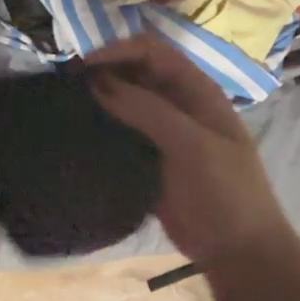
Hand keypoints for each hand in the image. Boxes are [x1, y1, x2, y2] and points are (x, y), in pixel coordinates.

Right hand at [85, 36, 297, 266]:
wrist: (237, 249)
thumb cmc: (224, 192)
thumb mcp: (191, 146)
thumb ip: (148, 110)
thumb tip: (97, 82)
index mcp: (198, 92)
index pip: (152, 53)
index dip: (117, 51)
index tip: (80, 67)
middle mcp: (179, 105)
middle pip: (135, 73)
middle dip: (102, 72)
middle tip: (62, 85)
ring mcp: (163, 133)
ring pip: (124, 102)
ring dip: (97, 99)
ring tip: (62, 105)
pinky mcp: (147, 160)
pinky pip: (119, 133)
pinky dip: (99, 127)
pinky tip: (75, 133)